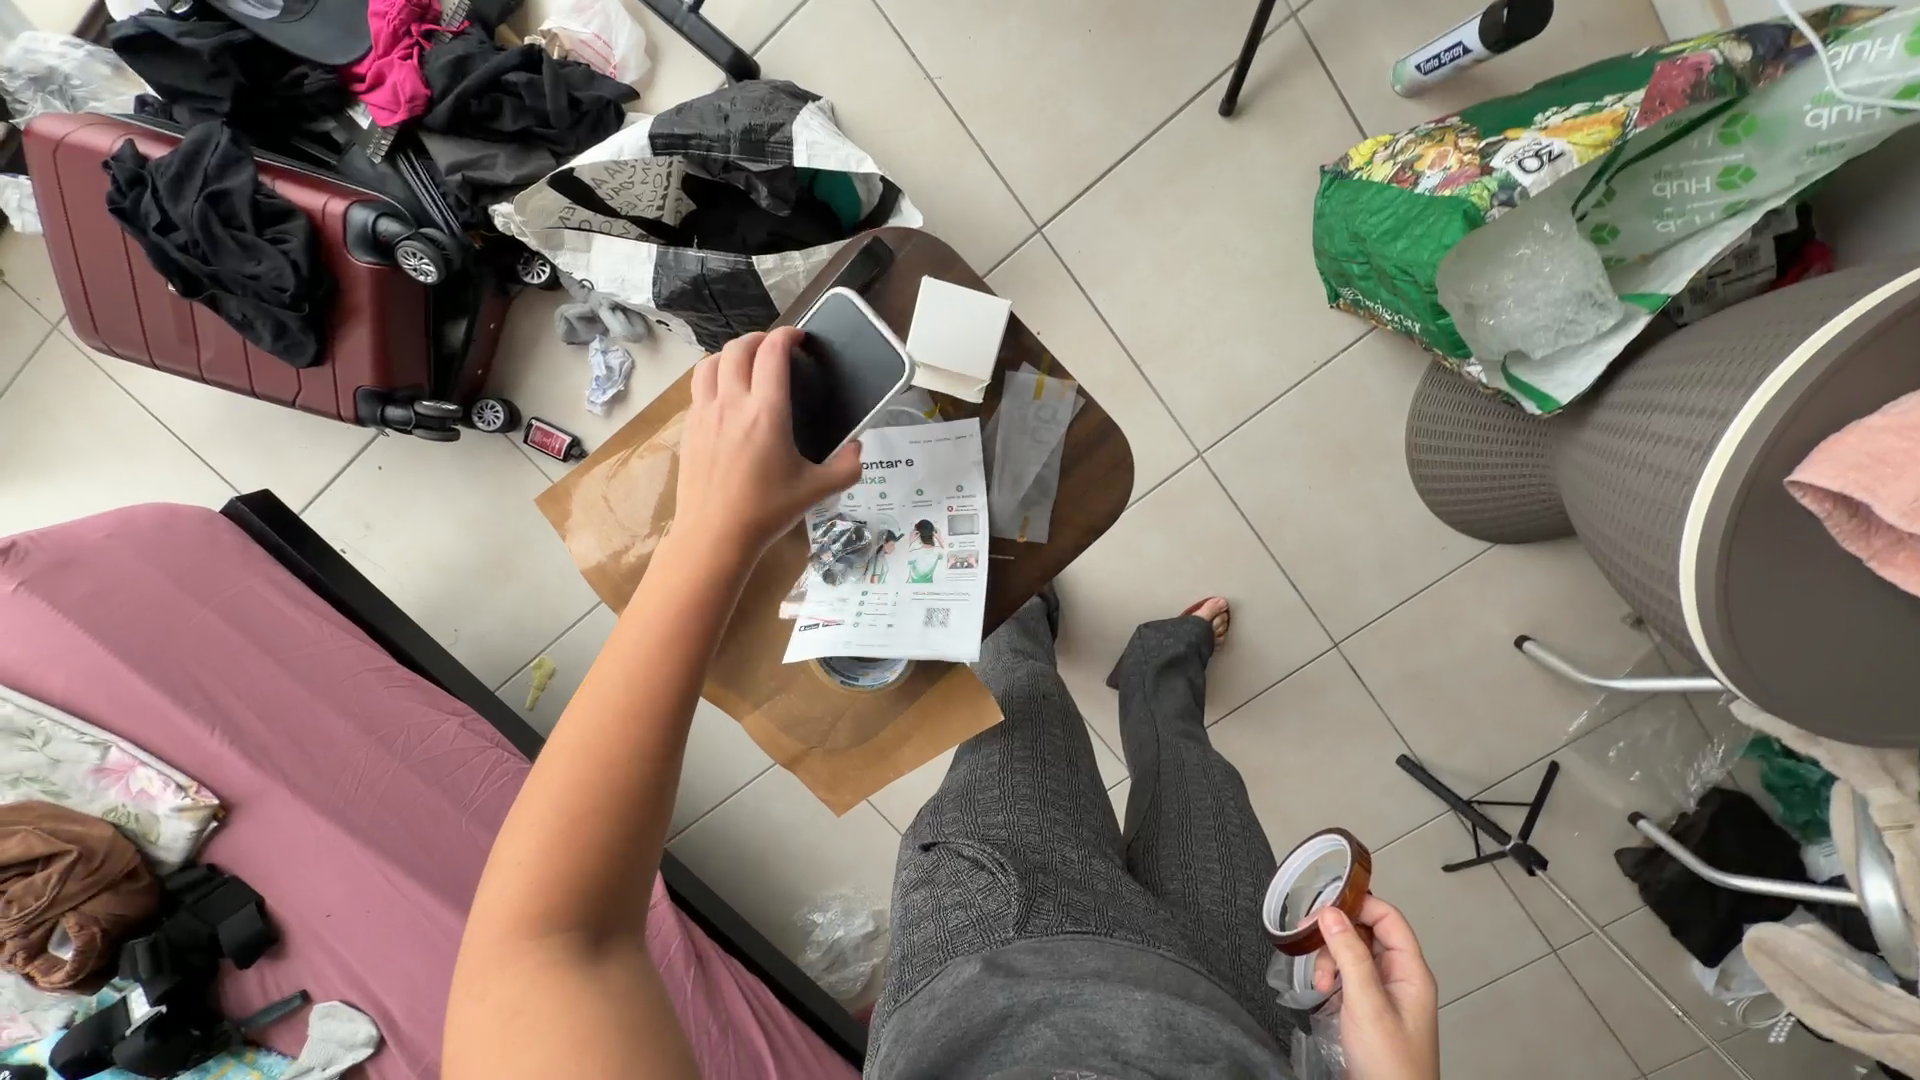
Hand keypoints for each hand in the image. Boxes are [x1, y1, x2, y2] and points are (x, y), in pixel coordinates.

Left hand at [672, 328, 862, 563]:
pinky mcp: (689, 428)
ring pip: (710, 362)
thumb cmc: (767, 511)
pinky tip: (724, 394)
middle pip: (738, 349)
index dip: (786, 336)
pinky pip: (698, 388)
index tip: (797, 337)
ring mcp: (705, 414)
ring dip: (730, 353)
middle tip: (774, 347)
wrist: (715, 535)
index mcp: (767, 412)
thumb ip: (846, 467)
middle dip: (758, 339)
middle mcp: (732, 404)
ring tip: (744, 362)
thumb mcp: (817, 491)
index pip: (772, 353)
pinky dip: (713, 377)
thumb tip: (857, 450)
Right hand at [1313, 898, 1439, 1079]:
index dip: (1358, 904)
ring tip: (1320, 981)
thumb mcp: (1367, 1003)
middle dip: (1336, 935)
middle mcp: (1398, 976)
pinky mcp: (1366, 1006)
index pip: (1387, 917)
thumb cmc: (1388, 1060)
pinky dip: (1331, 976)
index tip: (1323, 906)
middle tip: (1310, 940)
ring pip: (1352, 952)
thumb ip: (1349, 955)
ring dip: (1330, 958)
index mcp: (1410, 971)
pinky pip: (1346, 974)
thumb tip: (1329, 911)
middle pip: (1366, 932)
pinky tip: (1322, 991)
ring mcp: (1383, 991)